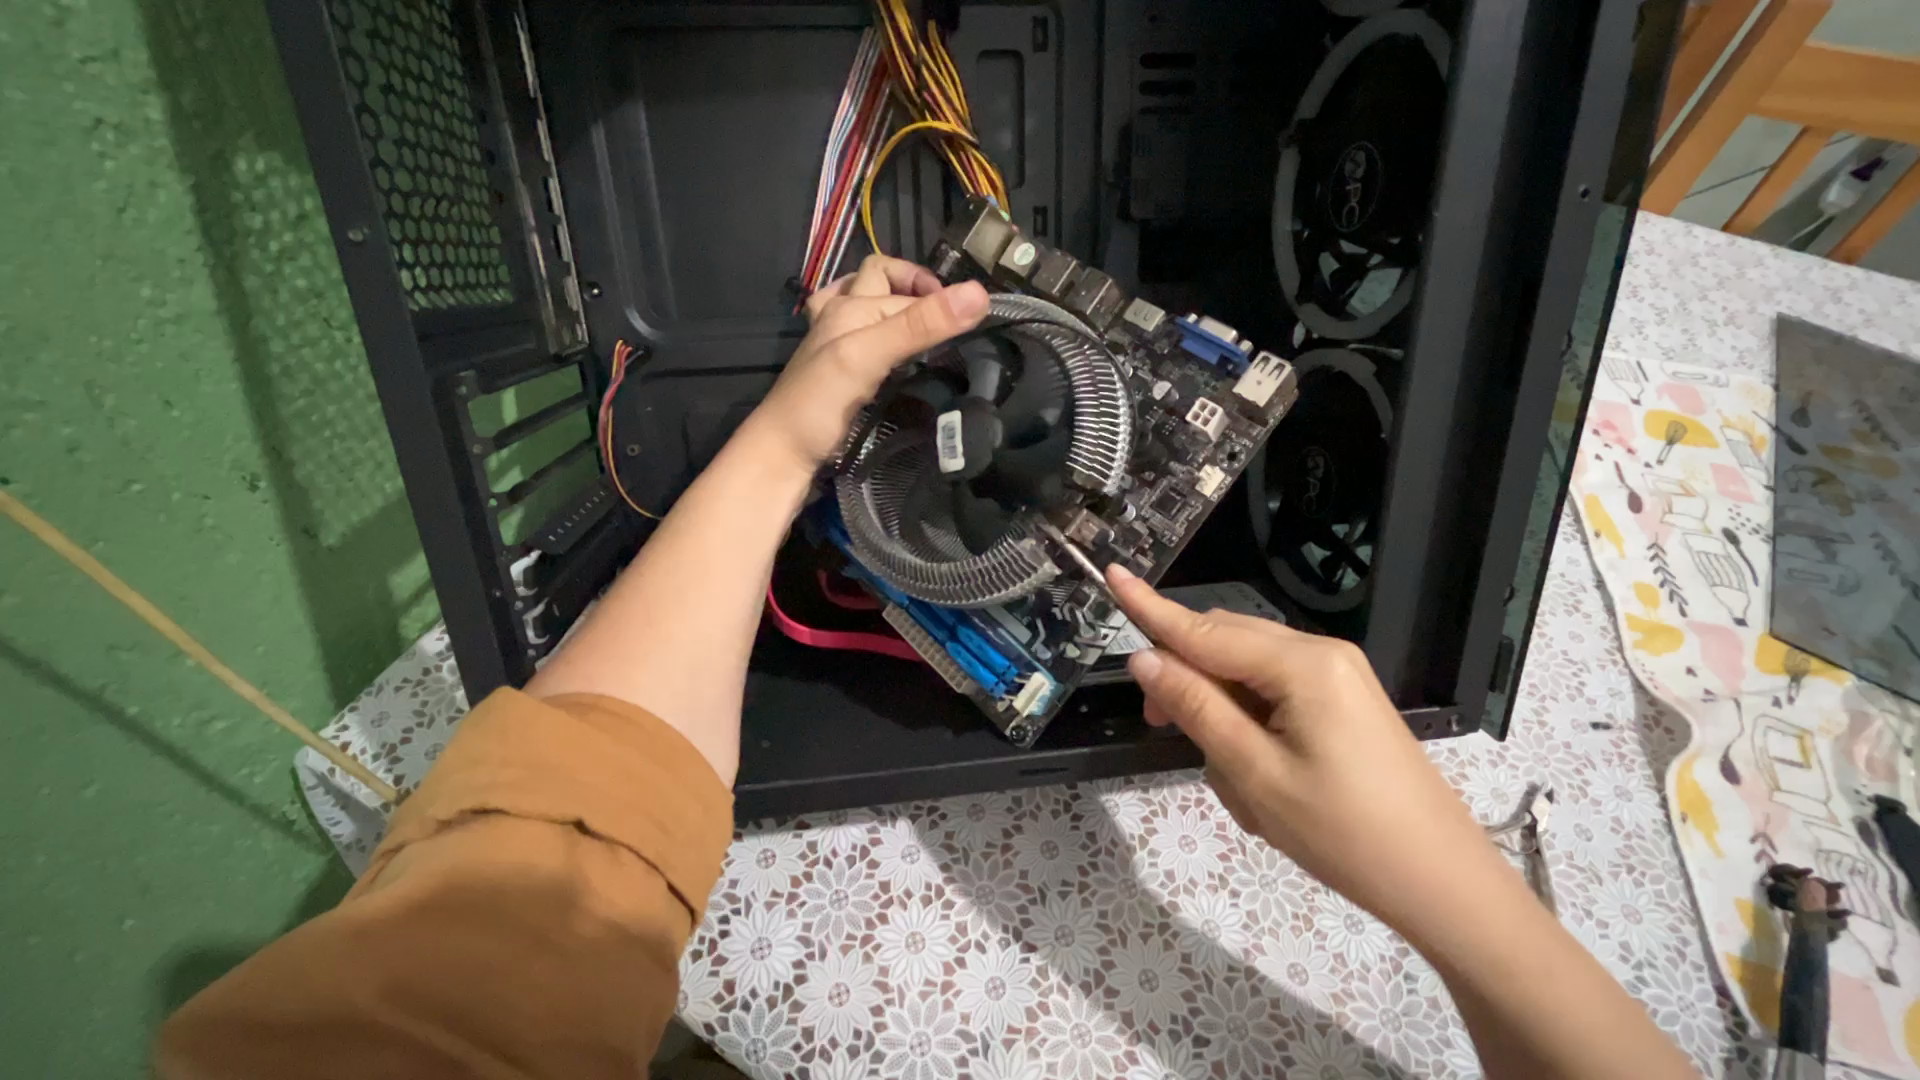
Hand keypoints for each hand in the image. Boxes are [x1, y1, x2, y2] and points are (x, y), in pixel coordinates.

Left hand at [746, 255, 989, 474]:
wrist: (782, 454)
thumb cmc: (820, 402)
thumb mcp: (870, 355)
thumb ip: (920, 325)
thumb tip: (980, 294)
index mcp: (849, 304)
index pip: (909, 290)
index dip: (944, 297)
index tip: (982, 319)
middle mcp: (841, 316)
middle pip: (882, 283)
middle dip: (915, 289)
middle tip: (950, 319)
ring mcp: (837, 345)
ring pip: (868, 306)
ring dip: (895, 305)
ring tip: (927, 326)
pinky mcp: (840, 374)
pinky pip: (864, 339)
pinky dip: (883, 335)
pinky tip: (898, 356)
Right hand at [1106, 564, 1517, 937]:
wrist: (1443, 884)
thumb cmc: (1345, 834)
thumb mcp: (1255, 774)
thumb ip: (1196, 707)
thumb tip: (1144, 658)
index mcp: (1302, 664)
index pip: (1205, 631)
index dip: (1152, 608)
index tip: (1111, 574)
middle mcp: (1321, 654)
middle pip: (1226, 644)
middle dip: (1186, 677)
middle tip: (1157, 725)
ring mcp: (1337, 677)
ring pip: (1246, 673)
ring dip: (1220, 712)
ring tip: (1231, 779)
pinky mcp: (1342, 703)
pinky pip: (1274, 694)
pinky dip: (1248, 724)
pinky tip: (1256, 774)